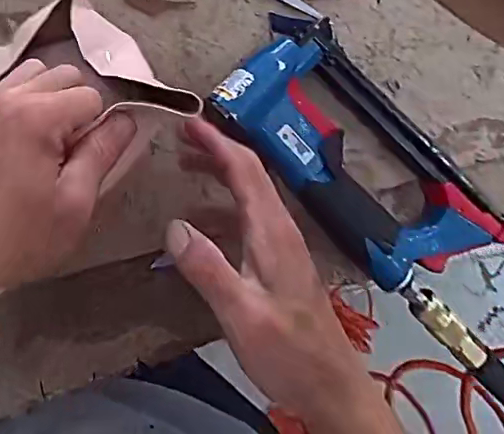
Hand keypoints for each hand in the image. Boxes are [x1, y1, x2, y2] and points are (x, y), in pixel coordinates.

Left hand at [0, 58, 138, 303]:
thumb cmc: (15, 238)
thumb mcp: (74, 204)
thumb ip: (104, 153)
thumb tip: (127, 119)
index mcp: (38, 115)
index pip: (92, 96)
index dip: (98, 128)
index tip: (85, 161)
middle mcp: (12, 96)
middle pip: (68, 75)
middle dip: (78, 106)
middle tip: (70, 152)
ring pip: (40, 72)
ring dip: (53, 96)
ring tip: (48, 139)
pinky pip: (14, 83)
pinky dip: (29, 97)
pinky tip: (25, 136)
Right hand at [167, 119, 400, 433]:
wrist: (329, 383)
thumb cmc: (289, 351)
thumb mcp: (241, 313)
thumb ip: (207, 268)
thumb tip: (174, 226)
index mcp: (271, 228)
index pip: (244, 167)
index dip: (217, 140)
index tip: (190, 121)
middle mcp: (278, 226)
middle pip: (247, 172)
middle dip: (215, 148)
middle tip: (182, 136)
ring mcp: (280, 241)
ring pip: (248, 191)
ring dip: (218, 173)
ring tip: (186, 165)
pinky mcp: (278, 258)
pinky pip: (247, 216)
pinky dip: (221, 205)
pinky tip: (200, 221)